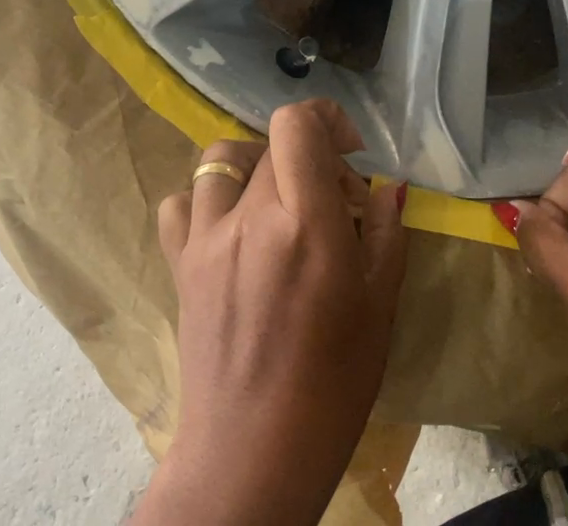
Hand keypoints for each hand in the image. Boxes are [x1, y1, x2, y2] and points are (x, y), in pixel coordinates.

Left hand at [133, 100, 407, 525]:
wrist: (254, 448)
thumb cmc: (334, 381)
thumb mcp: (380, 303)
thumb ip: (387, 233)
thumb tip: (385, 188)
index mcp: (306, 223)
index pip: (297, 125)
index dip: (325, 118)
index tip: (349, 151)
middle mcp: (250, 217)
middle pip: (272, 143)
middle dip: (310, 155)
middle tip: (333, 201)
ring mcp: (207, 239)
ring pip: (221, 160)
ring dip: (257, 165)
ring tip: (278, 199)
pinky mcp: (181, 265)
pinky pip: (182, 203)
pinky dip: (208, 198)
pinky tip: (231, 226)